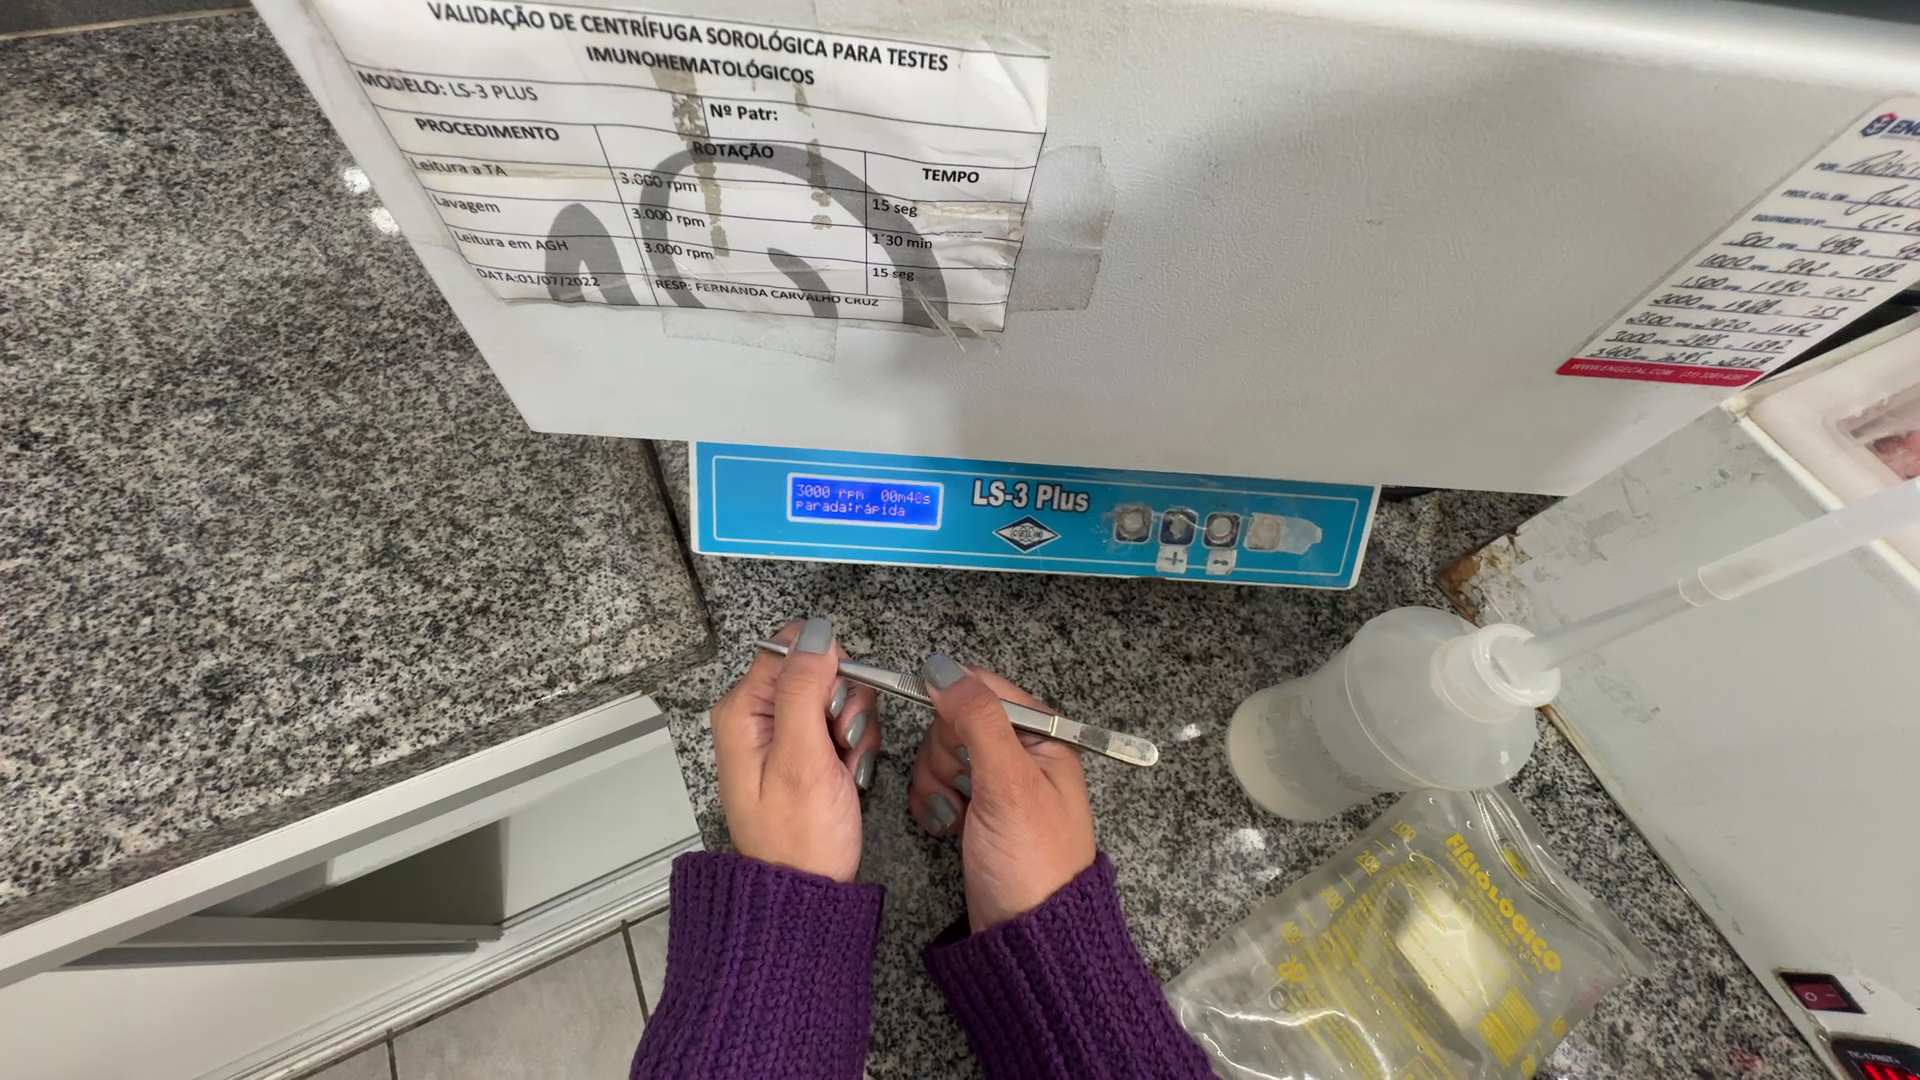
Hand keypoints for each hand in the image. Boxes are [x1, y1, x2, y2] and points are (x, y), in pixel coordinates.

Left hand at [710, 618, 882, 882]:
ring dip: (854, 725)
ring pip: (838, 693)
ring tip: (843, 764)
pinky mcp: (806, 744)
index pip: (793, 647)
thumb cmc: (798, 837)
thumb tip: (814, 631)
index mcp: (744, 709)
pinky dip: (855, 742)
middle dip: (844, 702)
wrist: (808, 889)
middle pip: (820, 668)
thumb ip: (805, 689)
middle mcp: (759, 713)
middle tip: (840, 742)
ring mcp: (785, 729)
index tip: (835, 710)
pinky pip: (843, 718)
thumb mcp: (802, 758)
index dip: (827, 671)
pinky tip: (847, 770)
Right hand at [909, 656, 1095, 930]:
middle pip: (957, 719)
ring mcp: (996, 780)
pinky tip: (948, 827)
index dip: (953, 704)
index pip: (984, 688)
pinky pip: (938, 782)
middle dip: (947, 756)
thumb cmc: (1031, 862)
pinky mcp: (976, 806)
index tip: (937, 728)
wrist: (1026, 940)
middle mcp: (1020, 751)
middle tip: (965, 790)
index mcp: (1042, 734)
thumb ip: (977, 719)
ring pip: (942, 751)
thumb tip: (941, 668)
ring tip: (957, 817)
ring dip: (937, 784)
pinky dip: (934, 802)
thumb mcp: (1008, 783)